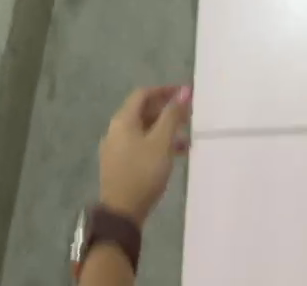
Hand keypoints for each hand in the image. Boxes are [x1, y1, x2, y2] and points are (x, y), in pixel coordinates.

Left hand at [98, 85, 191, 225]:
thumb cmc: (143, 172)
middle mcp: (116, 131)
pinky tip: (176, 154)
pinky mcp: (121, 165)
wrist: (122, 215)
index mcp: (123, 120)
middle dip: (167, 110)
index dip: (165, 90)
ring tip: (187, 135)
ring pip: (144, 130)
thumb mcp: (162, 141)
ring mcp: (117, 149)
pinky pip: (142, 145)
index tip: (185, 94)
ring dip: (165, 129)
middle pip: (143, 111)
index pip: (144, 94)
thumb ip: (173, 115)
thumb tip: (184, 90)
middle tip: (189, 114)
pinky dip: (158, 144)